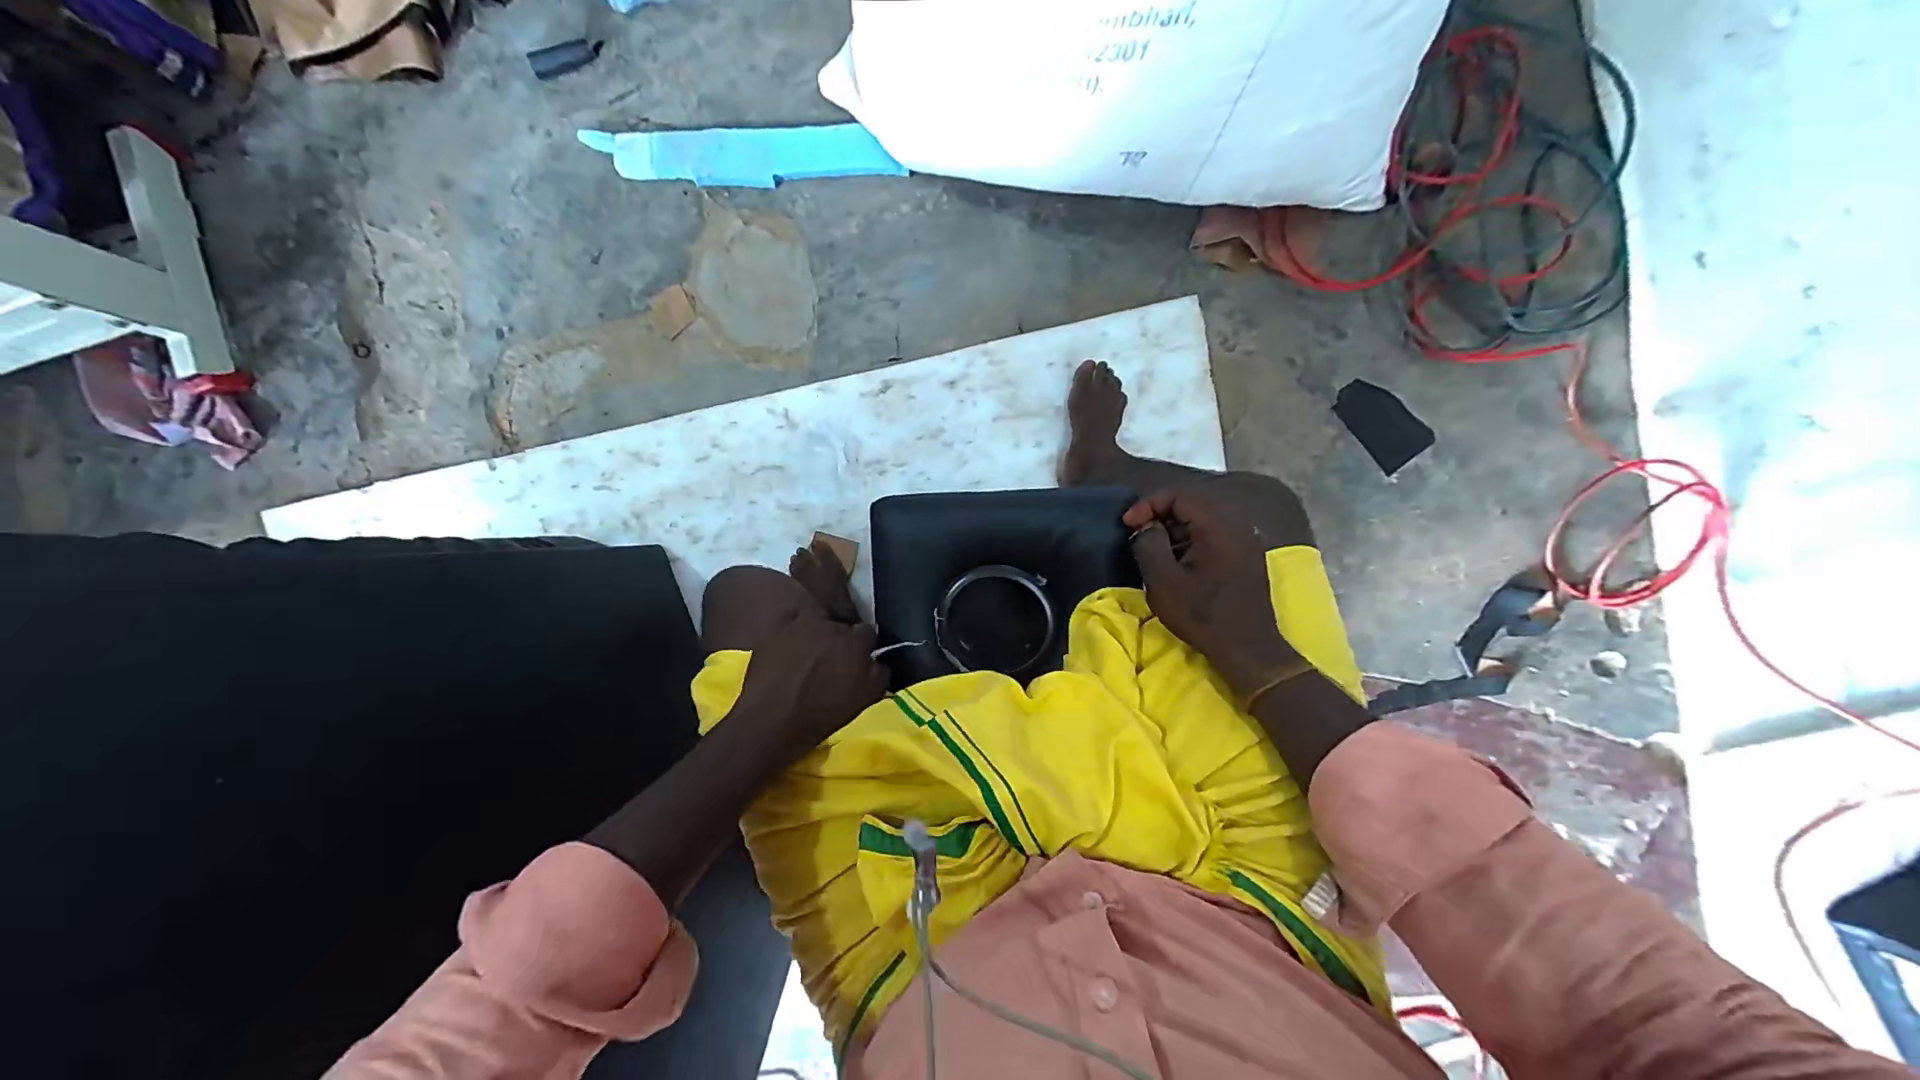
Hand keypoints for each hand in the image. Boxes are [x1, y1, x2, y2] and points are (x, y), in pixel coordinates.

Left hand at [733, 609, 887, 761]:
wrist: (773, 719)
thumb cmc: (823, 712)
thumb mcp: (866, 698)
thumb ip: (879, 673)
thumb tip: (877, 661)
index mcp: (855, 640)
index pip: (868, 633)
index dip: (864, 646)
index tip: (858, 659)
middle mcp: (829, 624)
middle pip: (840, 626)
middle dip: (839, 639)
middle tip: (832, 659)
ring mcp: (800, 624)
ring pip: (814, 619)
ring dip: (814, 632)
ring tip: (808, 653)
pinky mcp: (774, 630)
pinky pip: (788, 624)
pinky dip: (790, 632)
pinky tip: (787, 649)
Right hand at [1125, 487, 1301, 696]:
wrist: (1249, 649)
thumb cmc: (1203, 615)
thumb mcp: (1163, 581)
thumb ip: (1148, 544)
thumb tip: (1145, 527)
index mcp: (1218, 526)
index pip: (1179, 495)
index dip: (1149, 504)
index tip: (1128, 524)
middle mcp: (1237, 525)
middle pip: (1193, 504)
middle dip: (1161, 515)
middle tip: (1139, 536)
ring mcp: (1246, 541)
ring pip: (1204, 520)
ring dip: (1176, 530)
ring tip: (1155, 552)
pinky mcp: (1248, 557)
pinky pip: (1216, 535)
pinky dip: (1192, 541)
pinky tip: (1179, 563)